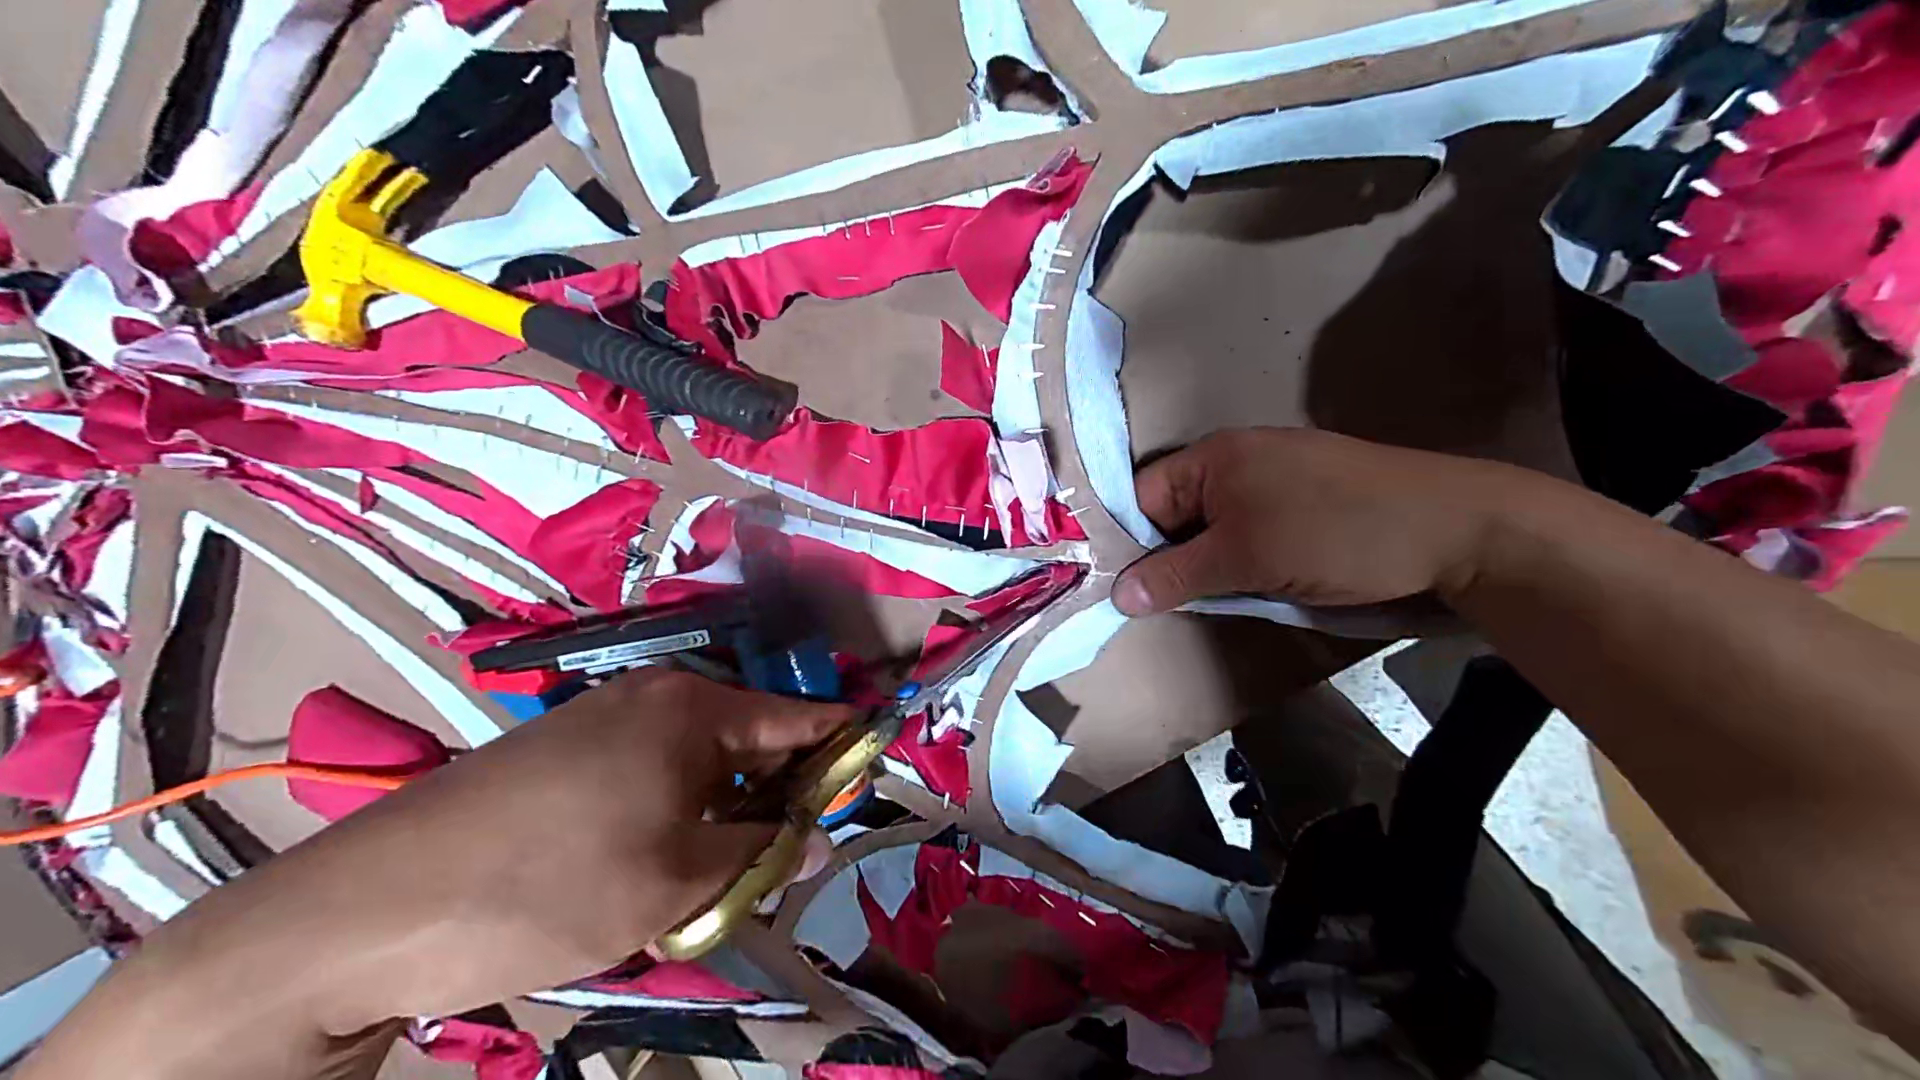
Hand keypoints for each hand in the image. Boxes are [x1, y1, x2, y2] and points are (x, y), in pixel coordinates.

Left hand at [24, 669, 853, 1078]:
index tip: (877, 764)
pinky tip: (670, 855)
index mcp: (694, 706)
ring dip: (728, 807)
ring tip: (730, 867)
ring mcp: (610, 715)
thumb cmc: (552, 883)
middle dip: (780, 790)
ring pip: (703, 758)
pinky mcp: (574, 746)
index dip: (843, 743)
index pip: (798, 716)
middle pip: (751, 736)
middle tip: (795, 849)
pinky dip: (684, 806)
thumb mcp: (677, 881)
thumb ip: (762, 855)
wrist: (373, 908)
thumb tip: (817, 844)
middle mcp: (657, 694)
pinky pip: (659, 767)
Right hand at [1112, 428, 1528, 614]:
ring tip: (1218, 596)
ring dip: (1208, 566)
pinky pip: (1246, 533)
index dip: (1128, 543)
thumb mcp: (1245, 560)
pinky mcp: (1301, 503)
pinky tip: (1253, 584)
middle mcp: (1235, 461)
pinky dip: (1239, 562)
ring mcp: (1272, 480)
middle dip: (1170, 559)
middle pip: (1174, 515)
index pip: (1141, 498)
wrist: (1460, 531)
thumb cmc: (1337, 534)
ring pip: (1211, 530)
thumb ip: (1174, 577)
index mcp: (1213, 457)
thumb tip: (1117, 596)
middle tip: (1168, 604)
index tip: (1125, 589)